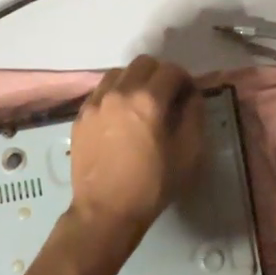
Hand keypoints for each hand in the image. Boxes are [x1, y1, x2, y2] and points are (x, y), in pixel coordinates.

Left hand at [70, 55, 202, 237]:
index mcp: (148, 100)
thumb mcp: (188, 153)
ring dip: (135, 81)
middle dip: (160, 74)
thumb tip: (192, 96)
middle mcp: (119, 92)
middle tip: (167, 97)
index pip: (172, 70)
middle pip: (144, 63)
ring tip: (141, 105)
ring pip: (119, 73)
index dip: (185, 80)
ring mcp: (95, 102)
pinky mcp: (81, 116)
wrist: (105, 211)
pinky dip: (115, 94)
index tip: (188, 97)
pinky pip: (101, 91)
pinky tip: (121, 117)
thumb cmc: (152, 184)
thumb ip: (194, 115)